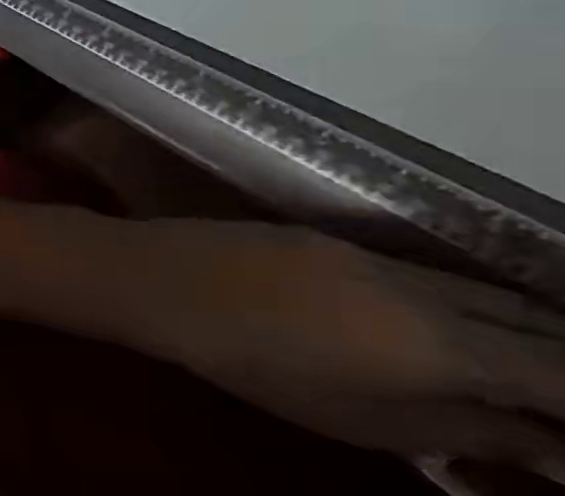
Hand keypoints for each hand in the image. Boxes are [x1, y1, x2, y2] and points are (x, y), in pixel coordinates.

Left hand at [133, 222, 564, 480]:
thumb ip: (473, 431)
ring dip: (519, 326)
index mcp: (449, 345)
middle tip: (558, 400)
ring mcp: (369, 254)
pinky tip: (441, 324)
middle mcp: (423, 288)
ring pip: (479, 289)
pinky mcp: (325, 238)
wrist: (160, 281)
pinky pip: (419, 270)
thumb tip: (552, 446)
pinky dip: (453, 300)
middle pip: (537, 322)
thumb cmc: (257, 363)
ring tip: (524, 368)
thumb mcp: (372, 420)